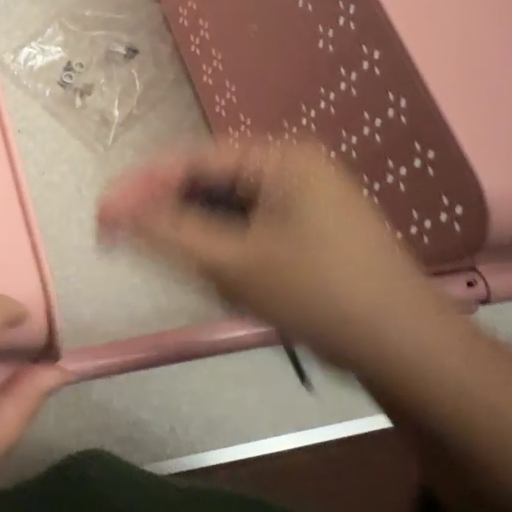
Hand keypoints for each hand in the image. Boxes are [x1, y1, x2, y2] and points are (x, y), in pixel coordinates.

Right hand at [96, 140, 453, 368]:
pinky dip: (221, 247)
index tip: (101, 216)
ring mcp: (305, 199)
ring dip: (192, 234)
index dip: (139, 187)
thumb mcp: (232, 263)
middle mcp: (293, 167)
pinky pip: (247, 226)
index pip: (189, 161)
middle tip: (121, 241)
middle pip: (205, 183)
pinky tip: (209, 273)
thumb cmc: (320, 296)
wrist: (410, 352)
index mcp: (280, 158)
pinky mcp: (310, 230)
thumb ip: (166, 232)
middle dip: (165, 213)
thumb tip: (111, 210)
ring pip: (224, 208)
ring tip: (165, 261)